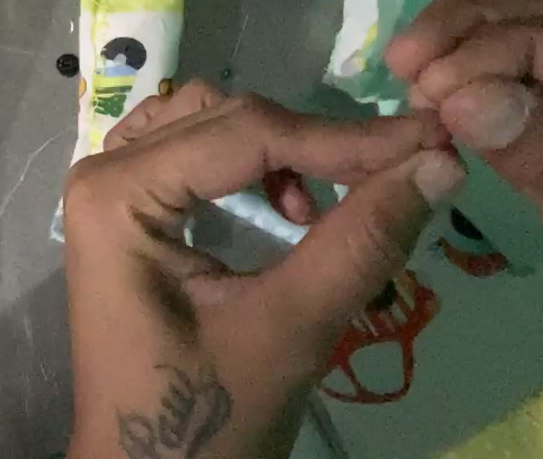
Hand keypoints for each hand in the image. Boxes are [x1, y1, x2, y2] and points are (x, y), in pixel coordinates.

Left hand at [63, 81, 464, 458]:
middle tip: (397, 173)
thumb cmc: (205, 423)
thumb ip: (359, 243)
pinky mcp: (126, 201)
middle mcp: (102, 168)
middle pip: (222, 119)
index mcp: (118, 193)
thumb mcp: (287, 333)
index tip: (430, 142)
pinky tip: (278, 200)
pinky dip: (243, 159)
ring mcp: (108, 182)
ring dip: (275, 149)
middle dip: (313, 144)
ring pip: (207, 122)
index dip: (341, 137)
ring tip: (315, 211)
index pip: (241, 134)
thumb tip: (440, 165)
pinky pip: (189, 146)